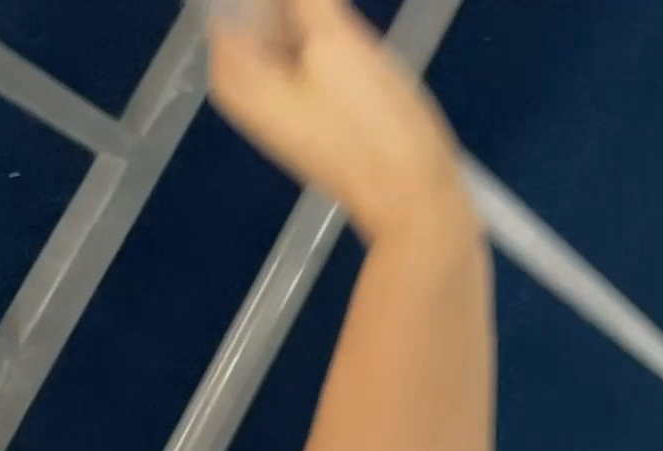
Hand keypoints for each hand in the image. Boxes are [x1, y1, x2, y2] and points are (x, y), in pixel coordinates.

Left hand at [208, 0, 470, 238]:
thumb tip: (304, 2)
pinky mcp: (329, 136)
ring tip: (379, 78)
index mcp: (235, 70)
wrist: (426, 217)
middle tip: (362, 52)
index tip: (336, 19)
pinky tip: (384, 95)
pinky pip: (330, 83)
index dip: (294, 4)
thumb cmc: (383, 138)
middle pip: (272, 21)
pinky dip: (354, 75)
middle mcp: (251, 94)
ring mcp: (291, 119)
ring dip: (343, 48)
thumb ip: (308, 0)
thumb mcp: (341, 48)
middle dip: (316, 21)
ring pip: (307, 50)